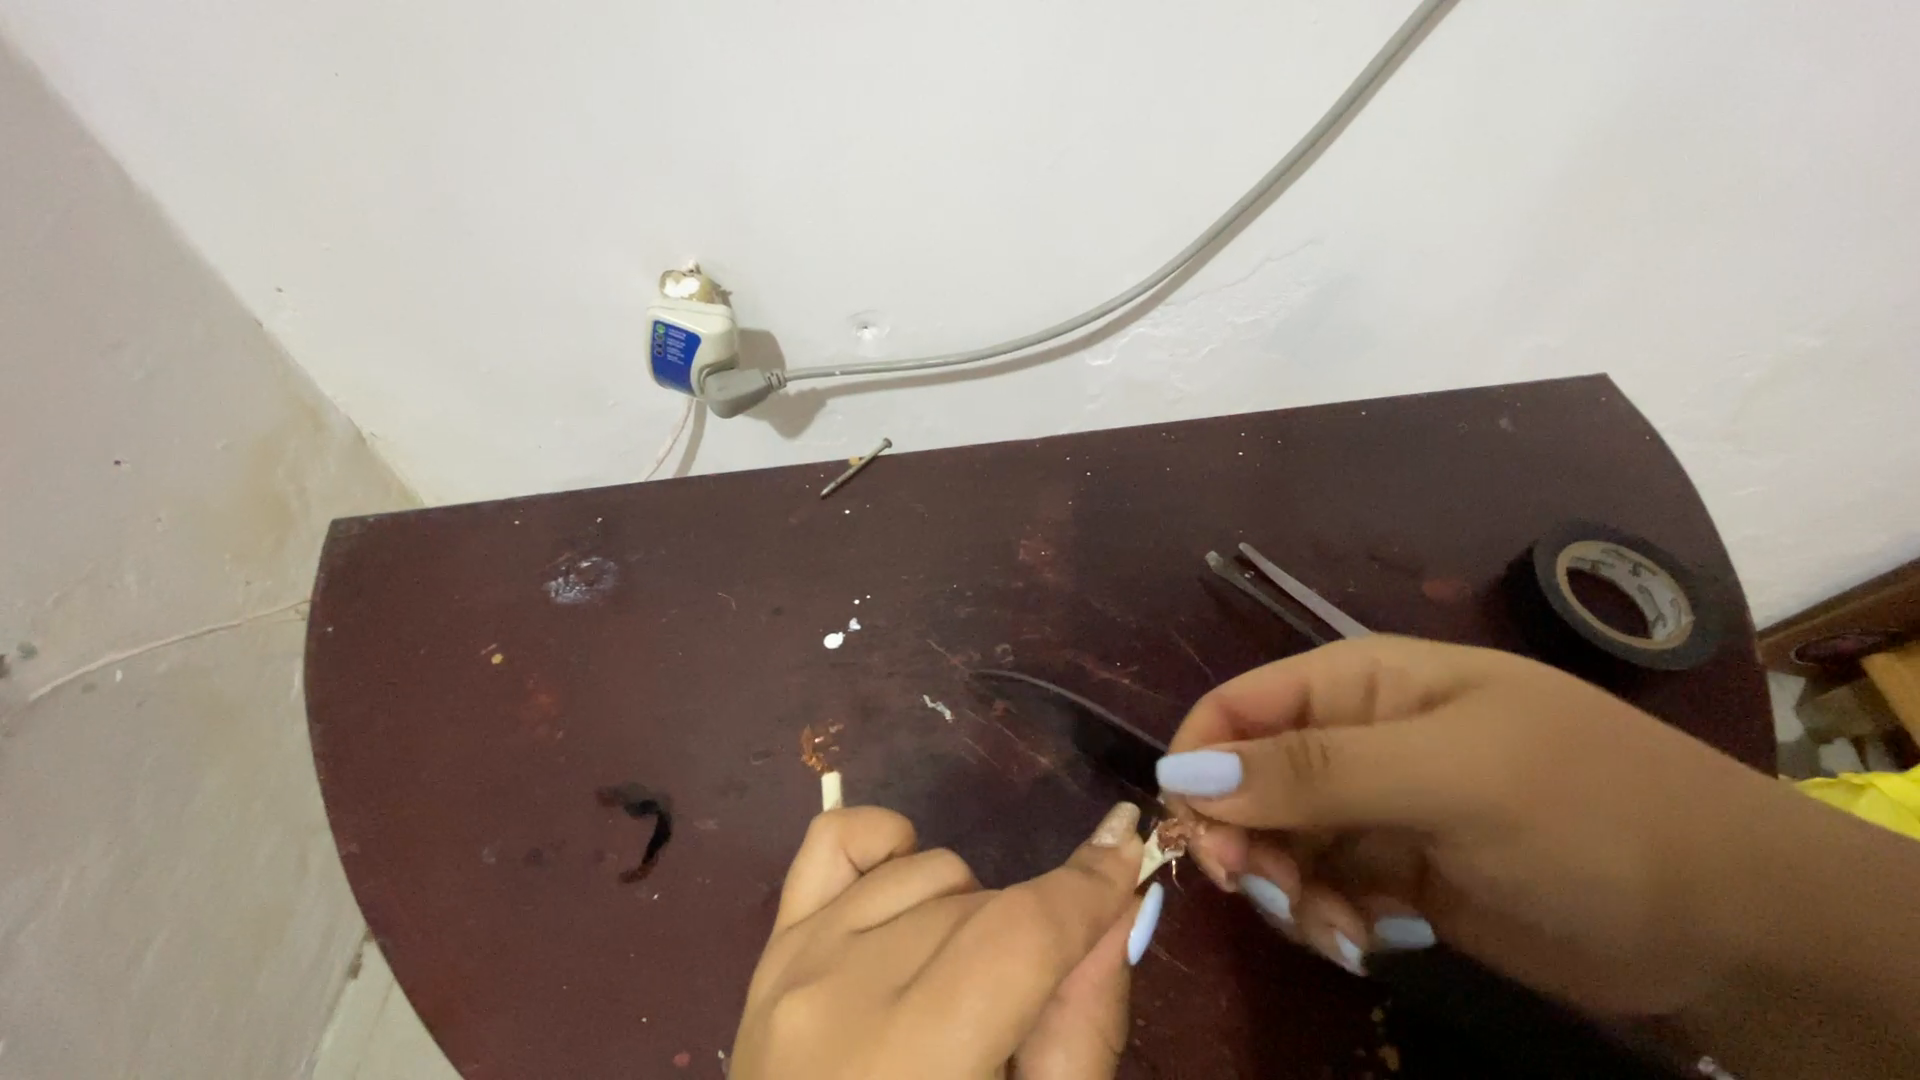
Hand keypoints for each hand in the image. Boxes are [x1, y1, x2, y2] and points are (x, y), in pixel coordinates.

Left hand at [730, 802, 1159, 1079]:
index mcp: (911, 1063)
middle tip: (1030, 1003)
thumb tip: (1115, 909)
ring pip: (926, 871)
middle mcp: (841, 997)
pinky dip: (889, 846)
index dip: (1088, 885)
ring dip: (969, 909)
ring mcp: (797, 963)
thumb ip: (1080, 1030)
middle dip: (1034, 935)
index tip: (1128, 848)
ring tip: (962, 983)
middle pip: (981, 905)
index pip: (1018, 934)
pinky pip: (837, 841)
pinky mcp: (773, 947)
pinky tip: (910, 895)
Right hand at [1154, 635, 1796, 1014]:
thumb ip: (1311, 772)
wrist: (1736, 921)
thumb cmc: (1586, 811)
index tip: (1193, 833)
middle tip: (1262, 893)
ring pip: (1277, 843)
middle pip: (1246, 780)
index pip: (1237, 707)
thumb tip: (1180, 773)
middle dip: (1241, 838)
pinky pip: (1321, 891)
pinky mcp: (1395, 875)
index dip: (1200, 761)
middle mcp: (1354, 740)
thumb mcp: (1447, 777)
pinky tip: (1368, 944)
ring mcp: (1375, 810)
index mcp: (1358, 684)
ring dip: (1284, 889)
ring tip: (1335, 930)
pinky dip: (1325, 920)